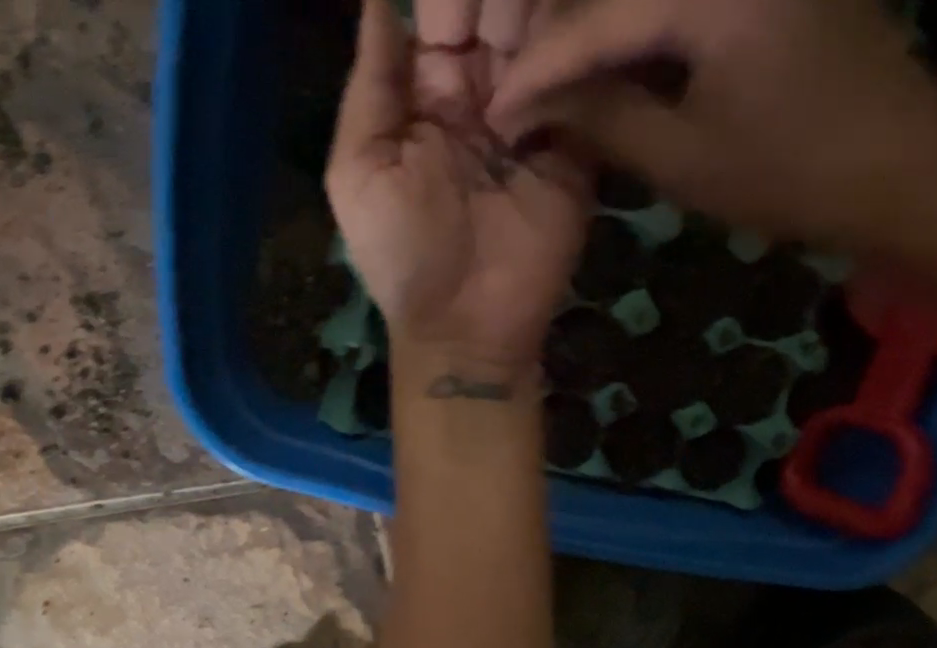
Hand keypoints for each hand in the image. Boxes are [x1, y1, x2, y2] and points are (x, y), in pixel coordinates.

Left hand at [326, 0, 590, 394]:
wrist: (465, 326)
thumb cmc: (401, 252)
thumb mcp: (359, 169)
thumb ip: (372, 86)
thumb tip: (378, 2)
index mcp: (429, 102)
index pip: (444, 24)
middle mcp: (484, 104)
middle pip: (497, 27)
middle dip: (498, 1)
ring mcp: (533, 127)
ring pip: (540, 50)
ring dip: (536, 19)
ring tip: (528, 1)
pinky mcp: (574, 156)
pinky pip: (578, 95)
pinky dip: (575, 60)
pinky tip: (567, 33)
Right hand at [486, 0, 936, 244]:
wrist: (906, 170)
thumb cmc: (794, 176)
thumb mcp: (686, 160)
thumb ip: (603, 119)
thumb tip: (536, 103)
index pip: (591, 20)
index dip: (535, 70)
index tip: (493, 112)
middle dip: (557, 36)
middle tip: (518, 90)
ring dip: (596, 26)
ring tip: (555, 78)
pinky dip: (643, 23)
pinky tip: (614, 59)